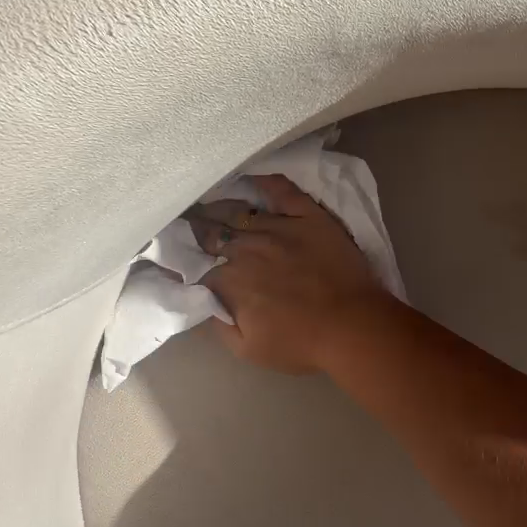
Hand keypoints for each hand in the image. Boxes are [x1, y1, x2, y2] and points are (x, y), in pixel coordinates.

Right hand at [188, 174, 395, 374]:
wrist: (351, 324)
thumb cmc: (300, 342)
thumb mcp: (246, 348)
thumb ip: (218, 323)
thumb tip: (199, 301)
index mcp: (230, 280)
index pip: (200, 269)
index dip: (188, 266)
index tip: (175, 258)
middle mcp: (248, 247)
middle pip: (215, 234)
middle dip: (197, 229)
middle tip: (185, 222)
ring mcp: (279, 226)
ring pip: (241, 211)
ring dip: (220, 207)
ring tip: (208, 203)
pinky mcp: (308, 215)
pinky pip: (283, 191)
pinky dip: (265, 183)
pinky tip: (252, 178)